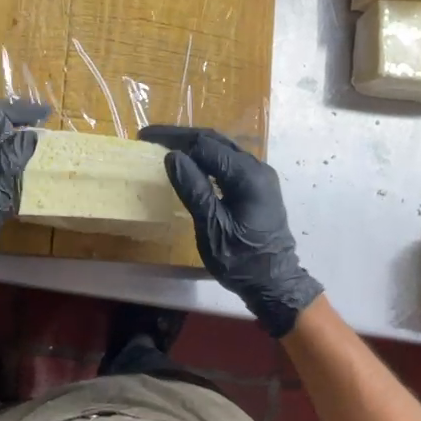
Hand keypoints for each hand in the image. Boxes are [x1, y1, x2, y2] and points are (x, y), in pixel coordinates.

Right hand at [139, 125, 322, 336]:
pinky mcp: (257, 187)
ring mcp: (259, 177)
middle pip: (215, 141)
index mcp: (248, 176)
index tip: (146, 139)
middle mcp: (257, 168)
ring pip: (222, 150)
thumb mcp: (211, 227)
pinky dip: (205, 159)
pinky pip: (228, 163)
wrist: (274, 282)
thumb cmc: (241, 261)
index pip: (205, 144)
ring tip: (164, 147)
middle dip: (181, 137)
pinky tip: (189, 164)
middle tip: (150, 137)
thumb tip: (172, 156)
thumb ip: (193, 189)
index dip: (174, 139)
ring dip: (193, 146)